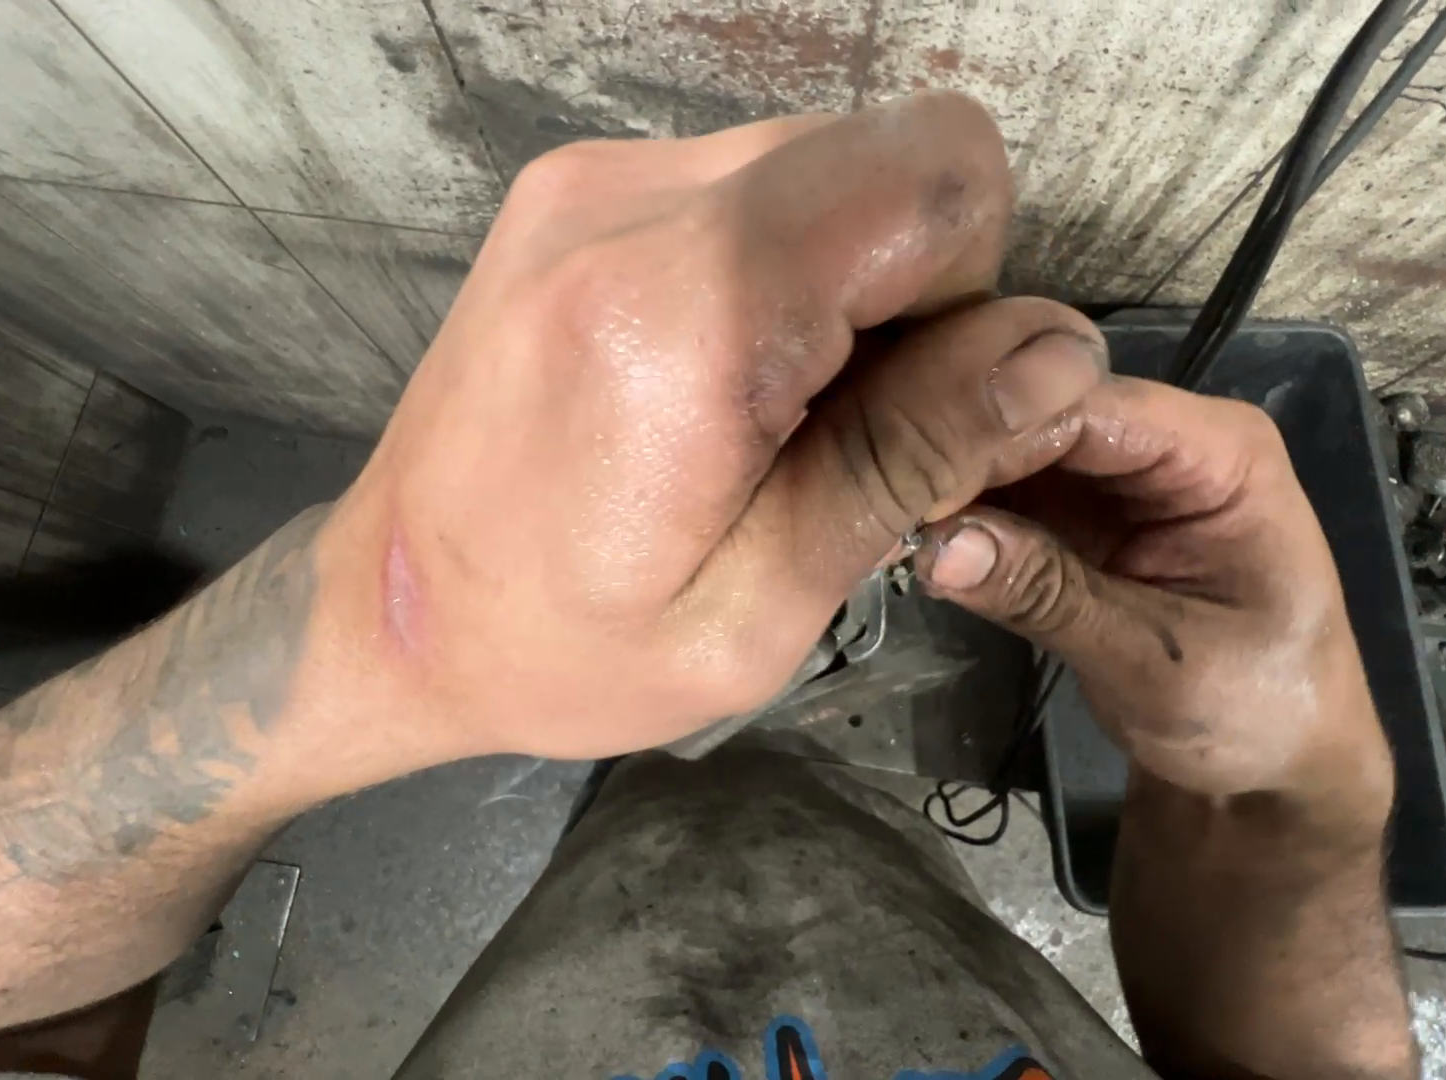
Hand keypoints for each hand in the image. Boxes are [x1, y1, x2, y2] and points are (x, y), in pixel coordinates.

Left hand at [283, 93, 1109, 784]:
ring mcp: (591, 180)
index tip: (902, 411)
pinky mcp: (573, 195)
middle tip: (831, 430)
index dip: (967, 297)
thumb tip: (1056, 355)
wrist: (388, 616)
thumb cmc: (567, 648)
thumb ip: (909, 459)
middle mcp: (629, 200)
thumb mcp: (761, 603)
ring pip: (825, 171)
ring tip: (765, 417)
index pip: (940, 174)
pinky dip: (775, 277)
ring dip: (841, 290)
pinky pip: (749, 193)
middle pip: (889, 157)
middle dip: (909, 293)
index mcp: (685, 310)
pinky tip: (718, 380)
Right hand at [914, 376, 1393, 817]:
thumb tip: (934, 546)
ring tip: (878, 510)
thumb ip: (1047, 595)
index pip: (1083, 402)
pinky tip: (906, 533)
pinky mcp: (1073, 518)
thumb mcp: (1155, 660)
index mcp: (1215, 451)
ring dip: (948, 483)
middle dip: (960, 450)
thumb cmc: (1255, 713)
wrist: (1267, 764)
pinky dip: (958, 518)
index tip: (908, 467)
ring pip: (1009, 453)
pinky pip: (1002, 498)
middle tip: (877, 493)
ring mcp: (1109, 480)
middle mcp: (1158, 444)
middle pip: (1037, 413)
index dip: (992, 424)